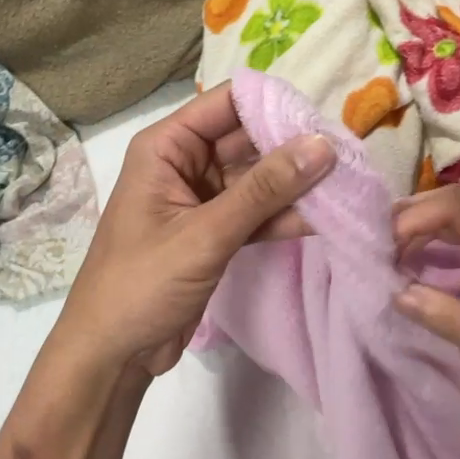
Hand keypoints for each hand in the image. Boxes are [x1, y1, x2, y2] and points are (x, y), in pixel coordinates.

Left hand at [53, 83, 335, 377]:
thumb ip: (264, 190)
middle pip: (249, 139)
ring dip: (297, 185)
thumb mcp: (205, 234)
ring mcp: (203, 200)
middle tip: (348, 155)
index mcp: (166, 147)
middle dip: (295, 146)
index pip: (227, 104)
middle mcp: (185, 163)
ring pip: (259, 179)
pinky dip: (286, 216)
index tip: (322, 118)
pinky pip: (258, 213)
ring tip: (348, 185)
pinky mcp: (217, 233)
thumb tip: (322, 145)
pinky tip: (326, 218)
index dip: (273, 104)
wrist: (111, 354)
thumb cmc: (141, 283)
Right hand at [392, 186, 459, 405]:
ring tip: (390, 250)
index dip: (414, 221)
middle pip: (455, 201)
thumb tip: (399, 293)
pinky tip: (421, 253)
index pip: (456, 210)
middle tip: (376, 246)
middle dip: (411, 216)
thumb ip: (452, 321)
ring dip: (424, 223)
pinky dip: (441, 233)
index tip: (385, 251)